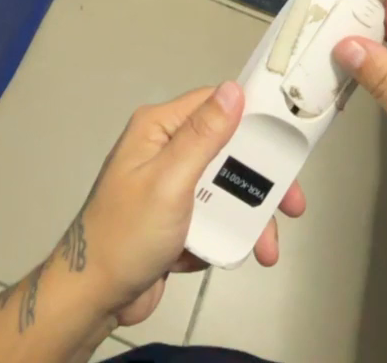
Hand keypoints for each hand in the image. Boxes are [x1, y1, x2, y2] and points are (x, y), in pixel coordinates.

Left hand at [63, 83, 307, 326]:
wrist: (95, 298)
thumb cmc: (127, 234)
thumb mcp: (170, 181)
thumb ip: (204, 135)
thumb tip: (233, 88)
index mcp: (159, 128)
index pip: (214, 105)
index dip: (253, 119)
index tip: (288, 139)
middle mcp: (166, 149)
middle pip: (227, 151)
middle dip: (260, 182)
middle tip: (291, 206)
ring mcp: (171, 185)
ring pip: (225, 188)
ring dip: (248, 217)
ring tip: (267, 248)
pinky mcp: (176, 217)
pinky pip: (214, 216)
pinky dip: (227, 234)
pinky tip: (234, 254)